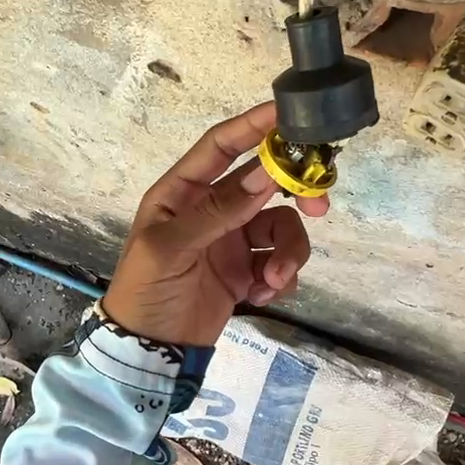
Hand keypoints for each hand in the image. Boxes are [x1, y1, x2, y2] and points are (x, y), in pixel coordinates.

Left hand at [101, 103, 326, 346]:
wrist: (149, 351)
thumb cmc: (145, 291)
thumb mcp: (171, 249)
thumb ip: (217, 211)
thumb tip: (265, 173)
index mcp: (180, 193)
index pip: (220, 146)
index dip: (254, 126)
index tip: (291, 113)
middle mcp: (209, 209)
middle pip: (263, 183)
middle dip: (294, 193)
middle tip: (319, 208)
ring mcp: (230, 240)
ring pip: (280, 226)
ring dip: (287, 252)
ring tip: (273, 281)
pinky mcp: (245, 272)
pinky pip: (279, 260)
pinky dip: (280, 277)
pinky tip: (260, 297)